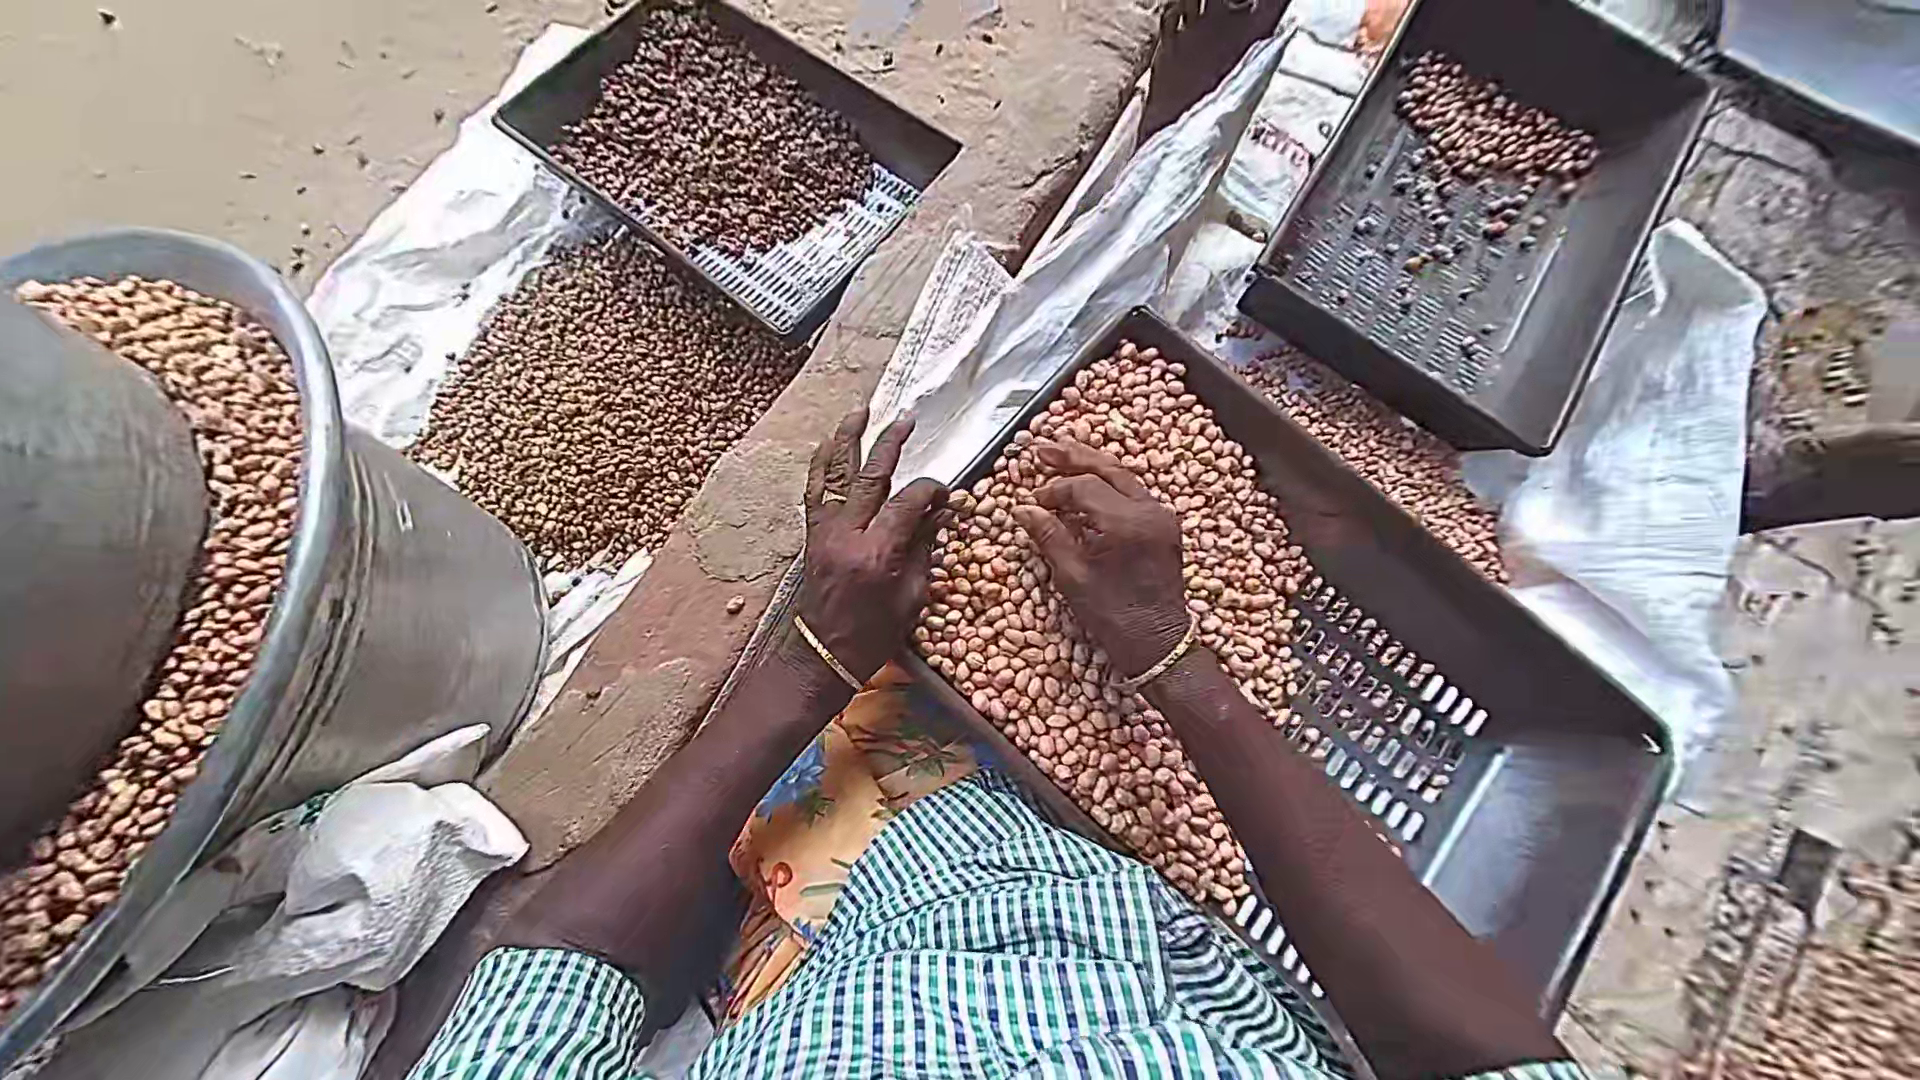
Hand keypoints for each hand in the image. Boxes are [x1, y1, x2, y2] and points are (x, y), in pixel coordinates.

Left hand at [797, 408, 947, 682]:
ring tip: (860, 411)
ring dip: (848, 439)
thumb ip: (924, 549)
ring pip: (836, 474)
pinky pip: (816, 491)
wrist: (822, 654)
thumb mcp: (911, 598)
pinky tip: (829, 445)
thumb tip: (939, 514)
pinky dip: (822, 465)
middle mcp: (848, 535)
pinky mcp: (813, 535)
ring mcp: (825, 532)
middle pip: (870, 476)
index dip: (930, 491)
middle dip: (891, 443)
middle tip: (906, 420)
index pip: (907, 503)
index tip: (944, 494)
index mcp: (877, 554)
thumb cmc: (873, 635)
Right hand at [1010, 439, 1190, 677]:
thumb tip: (1023, 509)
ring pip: (1123, 475)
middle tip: (1042, 448)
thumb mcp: (1073, 577)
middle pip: (1108, 469)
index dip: (1054, 491)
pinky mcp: (1163, 525)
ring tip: (1063, 453)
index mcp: (1126, 524)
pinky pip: (1133, 492)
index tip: (1032, 502)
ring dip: (1092, 463)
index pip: (1084, 488)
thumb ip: (1049, 536)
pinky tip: (1089, 482)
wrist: (1157, 640)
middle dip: (1073, 457)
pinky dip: (1108, 483)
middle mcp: (1149, 512)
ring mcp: (1161, 516)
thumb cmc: (1112, 615)